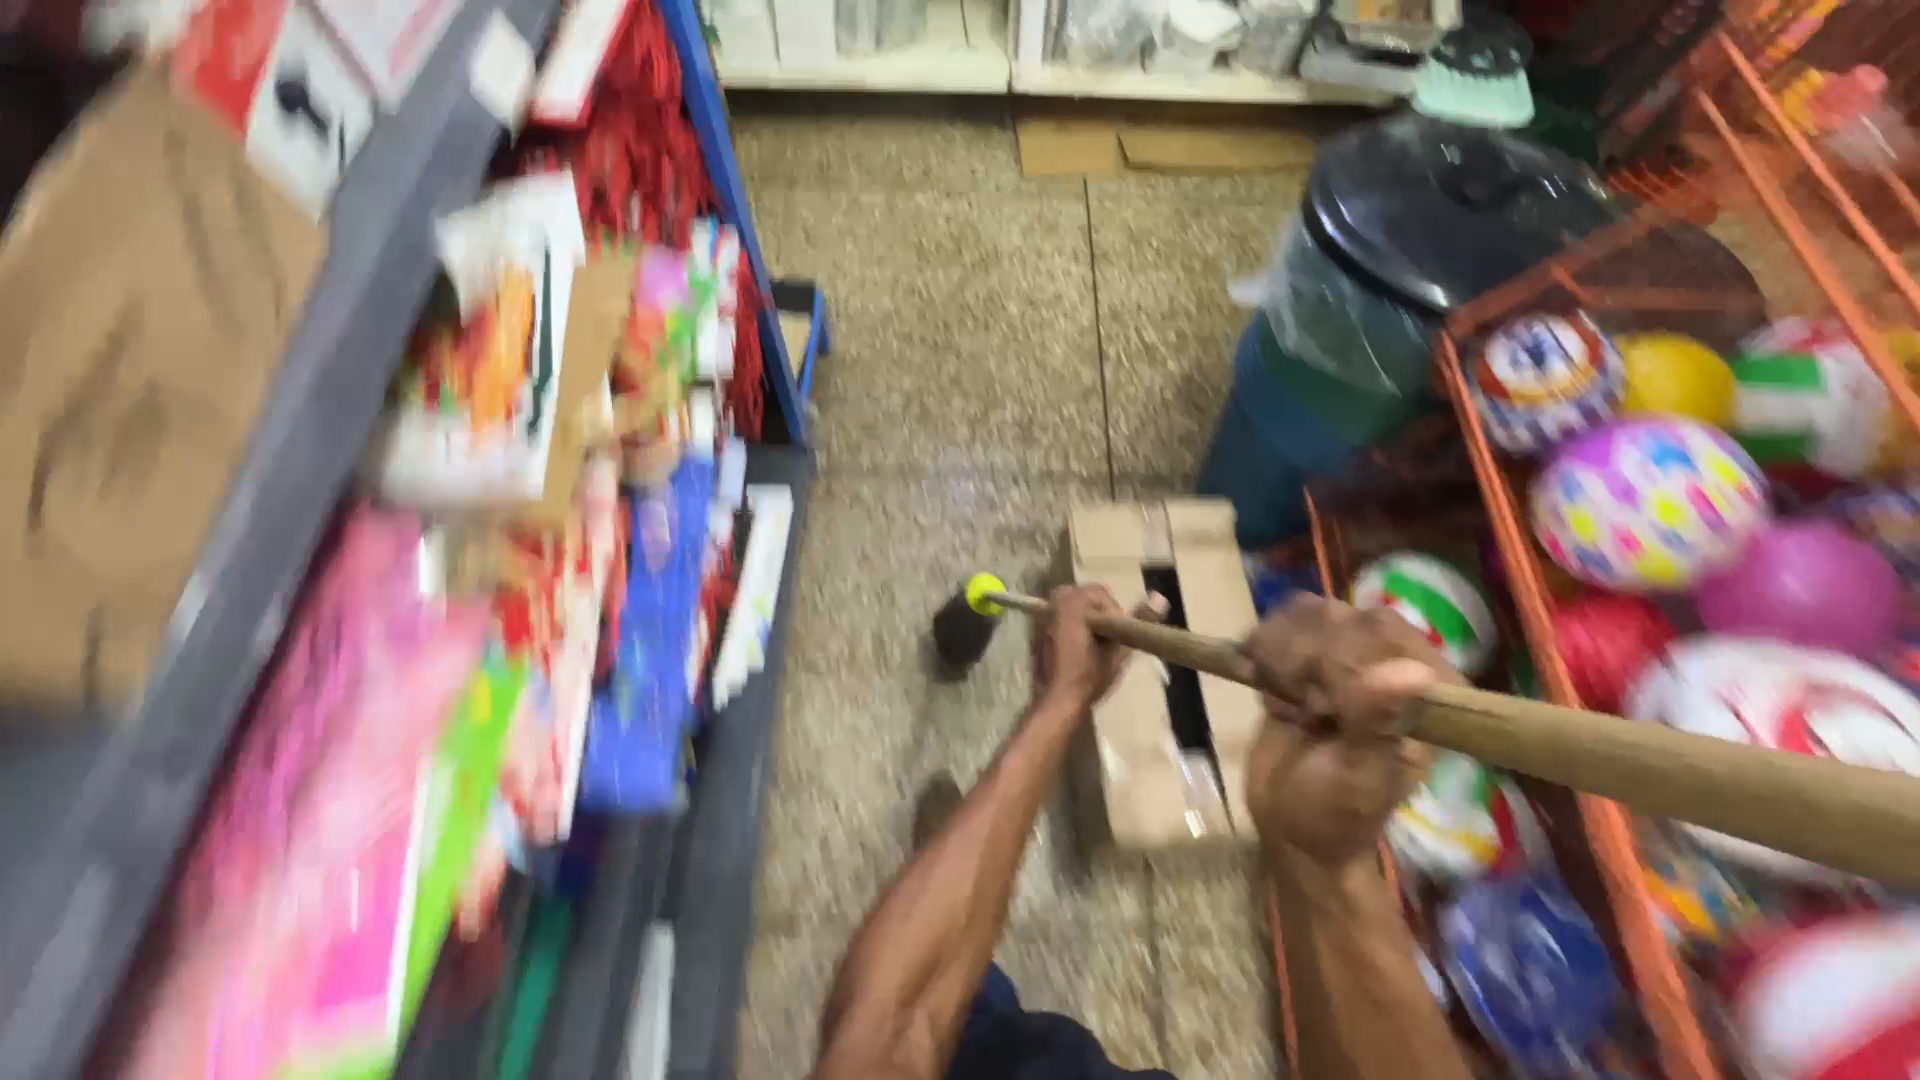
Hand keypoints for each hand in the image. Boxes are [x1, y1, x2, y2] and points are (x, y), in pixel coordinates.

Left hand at [1034, 584, 1167, 710]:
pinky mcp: (1037, 632)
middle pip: (1085, 597)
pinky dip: (1071, 627)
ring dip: (1086, 620)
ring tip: (1095, 645)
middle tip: (1108, 639)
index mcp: (1071, 602)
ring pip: (1071, 608)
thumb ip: (1140, 618)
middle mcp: (1052, 603)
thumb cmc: (1091, 675)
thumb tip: (1160, 596)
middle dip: (1099, 614)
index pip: (1100, 592)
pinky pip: (1059, 619)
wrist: (1059, 700)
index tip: (1116, 634)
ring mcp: (1041, 617)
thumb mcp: (1120, 648)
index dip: (1113, 612)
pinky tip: (1078, 649)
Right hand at [1243, 594, 1464, 867]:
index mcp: (1430, 688)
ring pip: (1305, 613)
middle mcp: (1396, 661)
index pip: (1378, 630)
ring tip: (1289, 704)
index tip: (1317, 709)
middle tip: (1305, 714)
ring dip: (1280, 660)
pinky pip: (1282, 619)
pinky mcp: (1312, 651)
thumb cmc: (1335, 813)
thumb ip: (1377, 722)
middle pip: (1337, 616)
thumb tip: (1410, 672)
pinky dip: (1263, 652)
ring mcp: (1352, 653)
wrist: (1289, 825)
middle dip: (1304, 664)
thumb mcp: (1360, 777)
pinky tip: (1271, 688)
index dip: (1334, 659)